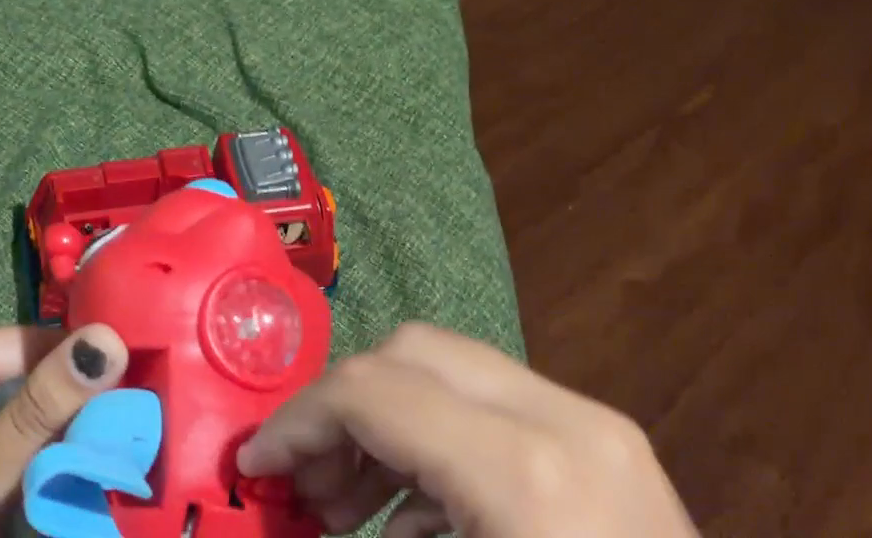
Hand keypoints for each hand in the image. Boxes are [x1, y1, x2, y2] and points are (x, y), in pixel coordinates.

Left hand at [0, 323, 127, 537]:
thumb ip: (38, 416)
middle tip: (131, 440)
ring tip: (109, 465)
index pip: (20, 344)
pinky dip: (21, 480)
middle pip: (16, 385)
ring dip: (49, 453)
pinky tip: (61, 495)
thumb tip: (109, 341)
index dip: (79, 363)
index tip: (143, 385)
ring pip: (7, 428)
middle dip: (68, 415)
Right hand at [235, 323, 695, 537]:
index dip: (298, 423)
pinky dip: (437, 445)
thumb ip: (359, 529)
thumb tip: (296, 509)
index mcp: (522, 472)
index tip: (259, 470)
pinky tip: (413, 524)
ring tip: (348, 505)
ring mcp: (599, 431)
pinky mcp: (612, 453)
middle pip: (412, 353)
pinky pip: (498, 411)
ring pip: (454, 371)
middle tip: (305, 484)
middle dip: (341, 409)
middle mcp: (565, 423)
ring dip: (386, 423)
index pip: (374, 390)